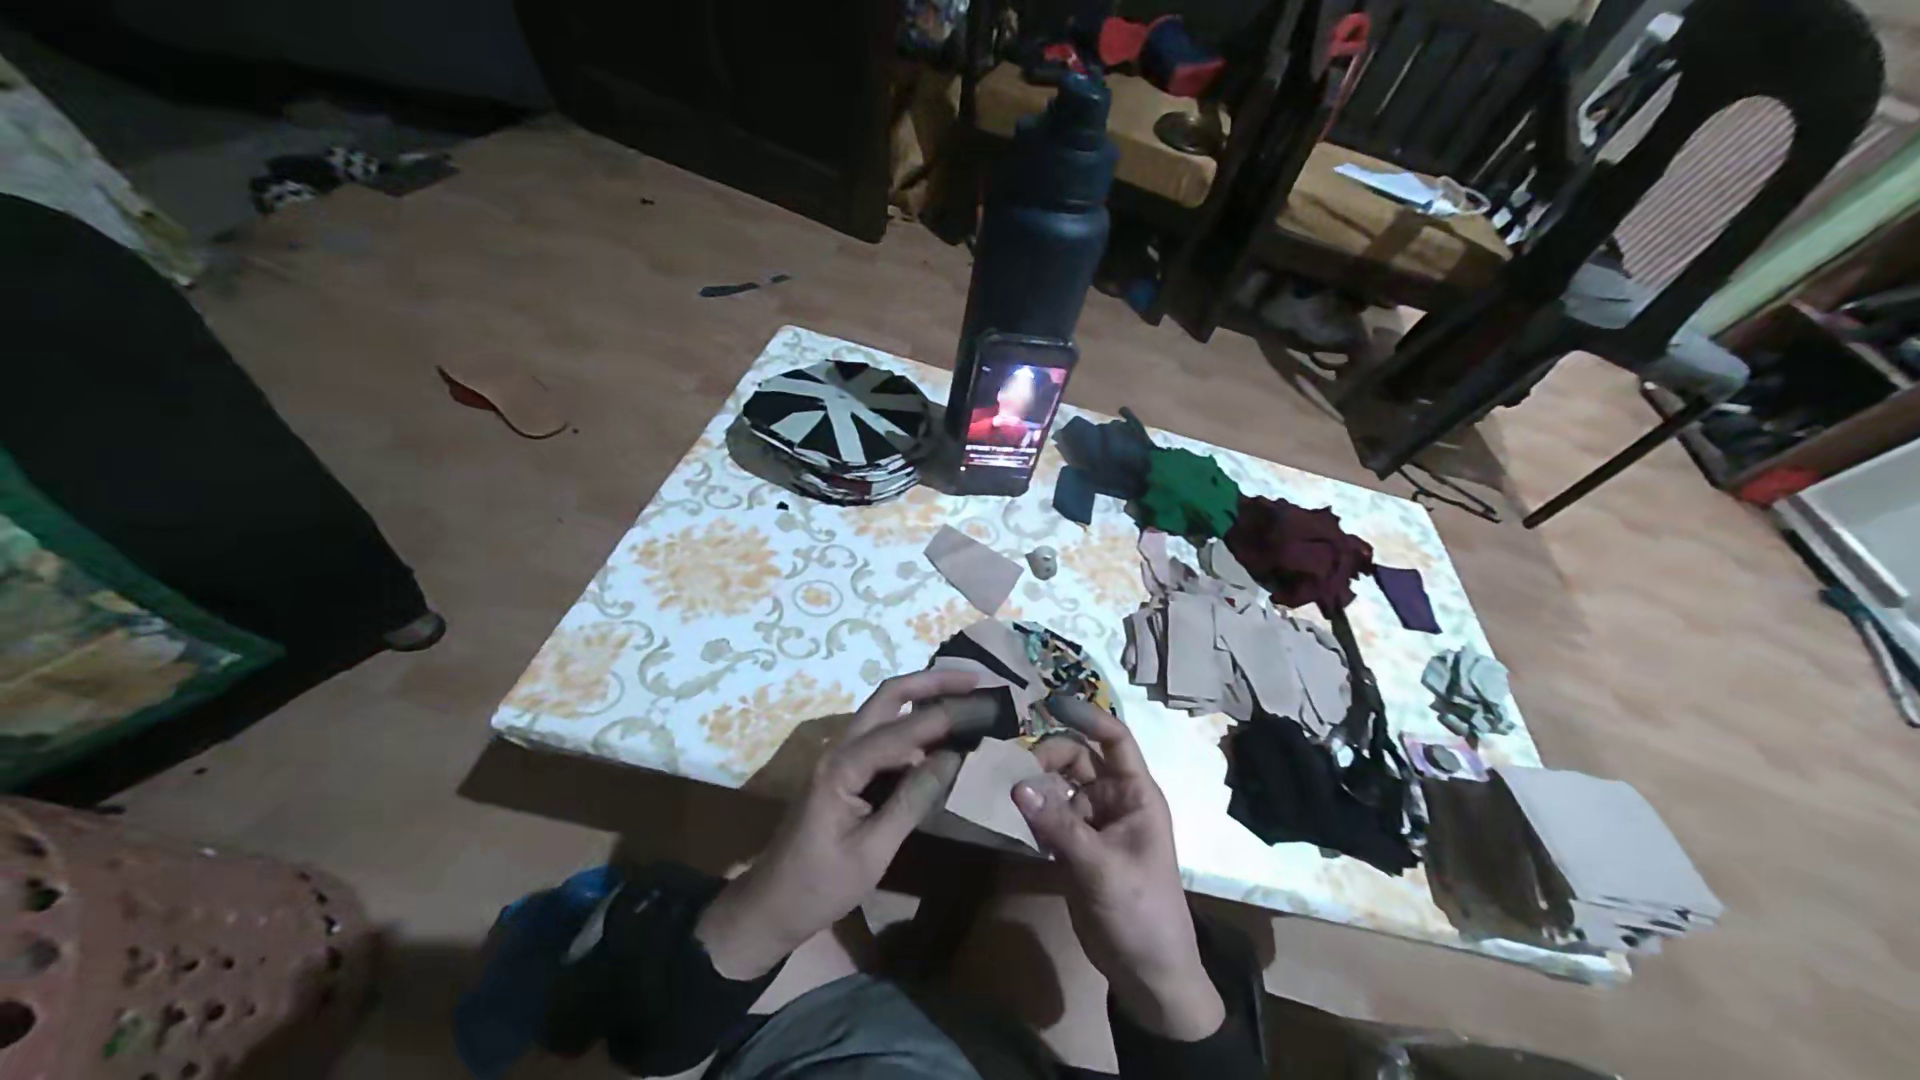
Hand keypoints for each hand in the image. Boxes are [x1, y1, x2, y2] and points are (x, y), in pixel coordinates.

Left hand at [695, 669, 977, 978]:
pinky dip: (915, 726)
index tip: (983, 704)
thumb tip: (953, 757)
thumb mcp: (873, 851)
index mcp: (841, 766)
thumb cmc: (819, 885)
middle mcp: (840, 748)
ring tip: (968, 697)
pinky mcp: (847, 769)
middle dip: (933, 682)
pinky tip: (943, 734)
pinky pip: (884, 735)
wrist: (770, 906)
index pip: (901, 730)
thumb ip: (913, 800)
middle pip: (889, 696)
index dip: (944, 715)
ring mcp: (841, 755)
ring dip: (925, 697)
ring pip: (886, 710)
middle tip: (976, 679)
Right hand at [1014, 697, 1224, 1040]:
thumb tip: (1015, 785)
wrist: (1146, 972)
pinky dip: (1032, 812)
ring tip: (1007, 790)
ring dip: (1035, 784)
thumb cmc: (1141, 912)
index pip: (1115, 739)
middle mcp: (1113, 799)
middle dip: (1047, 756)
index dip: (1087, 717)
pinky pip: (1048, 815)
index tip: (1049, 703)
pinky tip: (1013, 818)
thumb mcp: (1102, 867)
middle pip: (1077, 758)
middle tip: (1014, 767)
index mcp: (1136, 794)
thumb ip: (1059, 825)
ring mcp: (1092, 822)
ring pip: (1058, 786)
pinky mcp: (1074, 845)